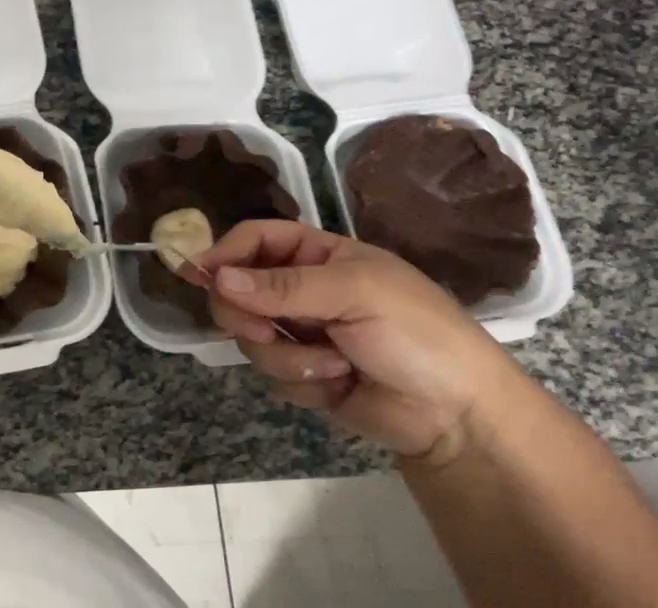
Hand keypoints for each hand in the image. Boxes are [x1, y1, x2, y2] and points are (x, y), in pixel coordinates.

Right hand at [180, 220, 528, 465]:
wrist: (461, 418)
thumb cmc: (419, 335)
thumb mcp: (355, 293)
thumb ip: (283, 285)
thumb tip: (217, 278)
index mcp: (320, 257)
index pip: (255, 240)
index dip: (224, 253)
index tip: (196, 275)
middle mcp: (304, 291)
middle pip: (238, 290)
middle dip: (248, 314)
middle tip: (266, 332)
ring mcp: (303, 334)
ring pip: (251, 336)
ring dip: (287, 355)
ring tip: (333, 366)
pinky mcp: (305, 375)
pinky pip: (271, 373)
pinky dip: (302, 381)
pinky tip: (339, 386)